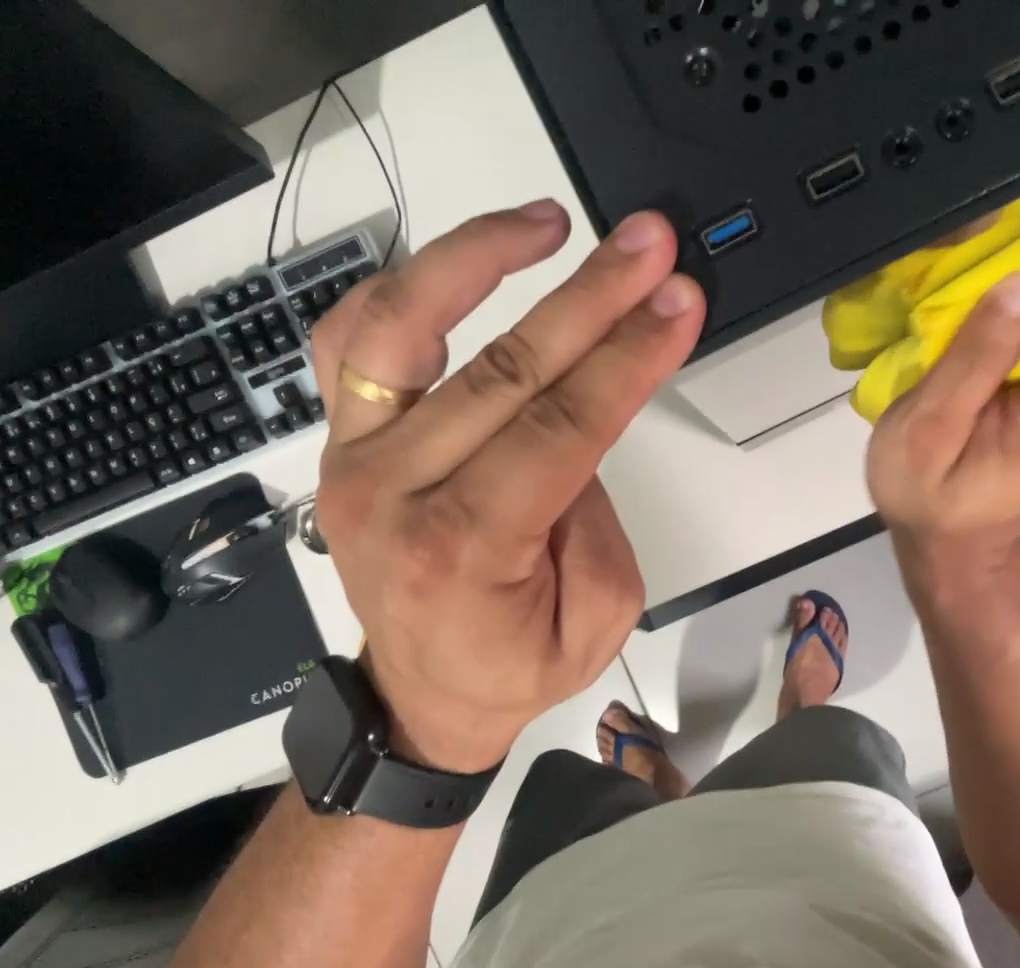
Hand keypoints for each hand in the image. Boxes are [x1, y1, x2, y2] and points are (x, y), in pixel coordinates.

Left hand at [309, 202, 704, 772]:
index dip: (627, 358)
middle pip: (502, 369)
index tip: (678, 301)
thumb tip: (582, 421)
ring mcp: (354, 458)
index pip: (559, 429)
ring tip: (545, 219)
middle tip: (648, 243)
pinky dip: (399, 289)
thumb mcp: (594, 623)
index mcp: (464, 549)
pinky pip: (350, 343)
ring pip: (403, 327)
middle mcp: (393, 491)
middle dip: (590, 299)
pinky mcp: (341, 441)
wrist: (419, 696)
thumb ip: (593, 520)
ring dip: (477, 259)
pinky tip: (456, 265)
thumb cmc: (510, 669)